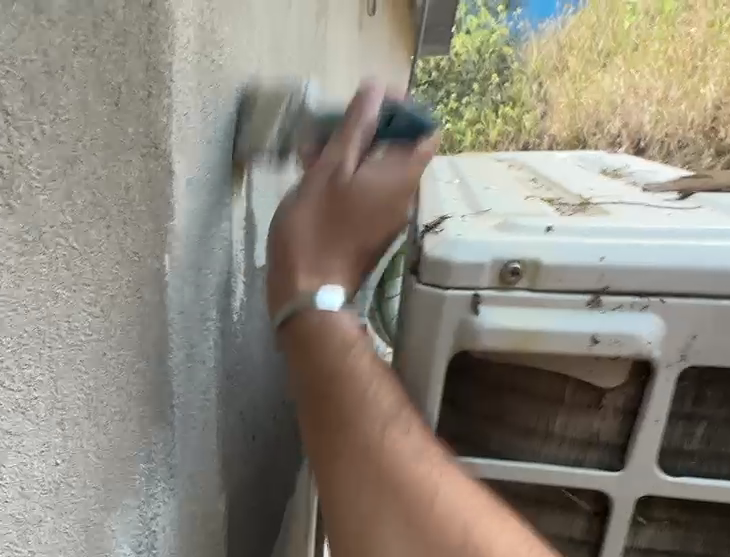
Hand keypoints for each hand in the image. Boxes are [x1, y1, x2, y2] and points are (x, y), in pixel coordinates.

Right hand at [265, 80, 438, 317]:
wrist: (306, 295)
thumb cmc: (316, 229)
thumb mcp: (330, 169)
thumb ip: (355, 126)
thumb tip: (376, 89)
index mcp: (402, 175)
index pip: (423, 127)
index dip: (400, 108)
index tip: (365, 102)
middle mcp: (403, 195)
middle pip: (397, 148)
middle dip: (364, 129)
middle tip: (326, 125)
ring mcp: (385, 217)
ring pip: (375, 171)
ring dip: (347, 153)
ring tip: (309, 149)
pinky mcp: (367, 233)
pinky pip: (363, 194)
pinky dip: (344, 179)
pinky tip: (311, 176)